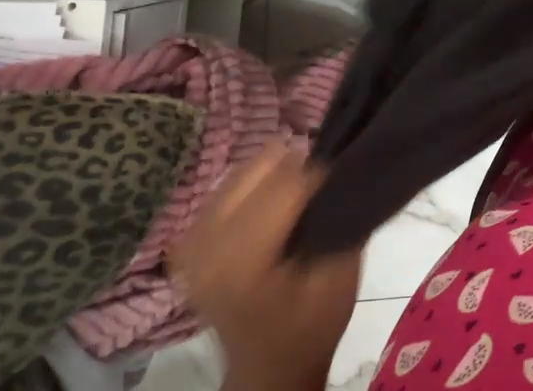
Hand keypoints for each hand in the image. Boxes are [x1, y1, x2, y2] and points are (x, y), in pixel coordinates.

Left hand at [170, 143, 358, 389]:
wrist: (269, 365)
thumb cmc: (312, 324)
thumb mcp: (341, 274)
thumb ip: (340, 220)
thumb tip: (345, 174)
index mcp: (244, 263)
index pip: (285, 186)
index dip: (319, 173)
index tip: (344, 175)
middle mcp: (206, 250)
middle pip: (254, 174)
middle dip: (293, 167)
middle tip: (322, 180)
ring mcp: (190, 247)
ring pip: (235, 176)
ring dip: (270, 173)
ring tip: (299, 185)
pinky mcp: (187, 246)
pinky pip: (220, 192)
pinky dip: (249, 185)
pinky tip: (269, 196)